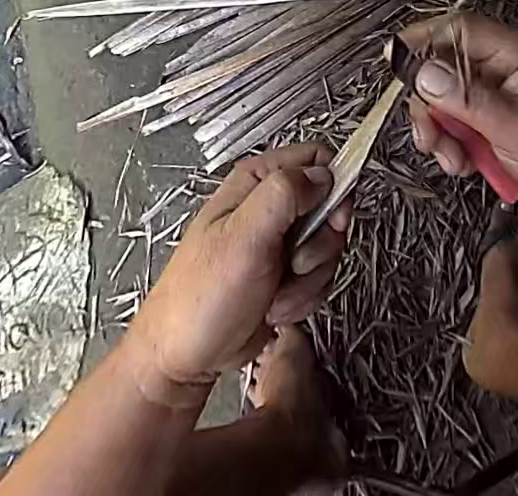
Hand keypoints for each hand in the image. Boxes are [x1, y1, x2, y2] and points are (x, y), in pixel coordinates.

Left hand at [125, 144, 351, 403]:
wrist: (184, 358)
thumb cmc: (200, 298)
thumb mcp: (244, 238)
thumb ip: (284, 195)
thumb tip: (322, 174)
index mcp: (256, 182)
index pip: (316, 160)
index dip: (333, 185)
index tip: (332, 218)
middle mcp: (269, 205)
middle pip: (329, 205)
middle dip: (321, 243)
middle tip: (296, 262)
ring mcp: (278, 239)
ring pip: (327, 244)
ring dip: (310, 277)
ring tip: (276, 290)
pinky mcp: (284, 271)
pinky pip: (320, 274)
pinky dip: (304, 296)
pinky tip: (276, 305)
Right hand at [398, 13, 517, 214]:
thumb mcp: (515, 128)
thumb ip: (468, 99)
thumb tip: (423, 71)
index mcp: (517, 53)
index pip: (460, 28)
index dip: (423, 38)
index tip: (394, 58)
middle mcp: (502, 64)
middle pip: (442, 64)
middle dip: (429, 103)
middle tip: (429, 135)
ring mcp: (494, 89)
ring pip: (442, 94)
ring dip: (438, 129)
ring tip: (452, 158)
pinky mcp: (488, 112)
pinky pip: (453, 117)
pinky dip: (449, 140)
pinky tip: (462, 161)